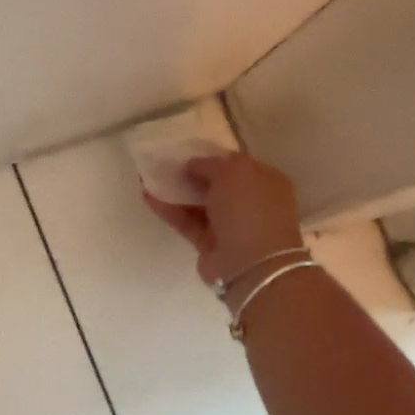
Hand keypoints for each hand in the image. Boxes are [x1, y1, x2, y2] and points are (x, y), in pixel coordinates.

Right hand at [143, 153, 304, 289]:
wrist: (250, 264)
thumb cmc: (248, 208)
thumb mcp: (232, 172)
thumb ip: (209, 163)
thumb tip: (192, 165)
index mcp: (266, 181)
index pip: (237, 164)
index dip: (212, 157)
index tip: (186, 151)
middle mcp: (250, 202)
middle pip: (217, 184)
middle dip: (192, 174)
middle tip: (166, 163)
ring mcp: (230, 225)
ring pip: (199, 204)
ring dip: (177, 191)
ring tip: (150, 177)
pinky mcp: (209, 244)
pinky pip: (187, 222)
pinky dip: (170, 210)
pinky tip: (149, 196)